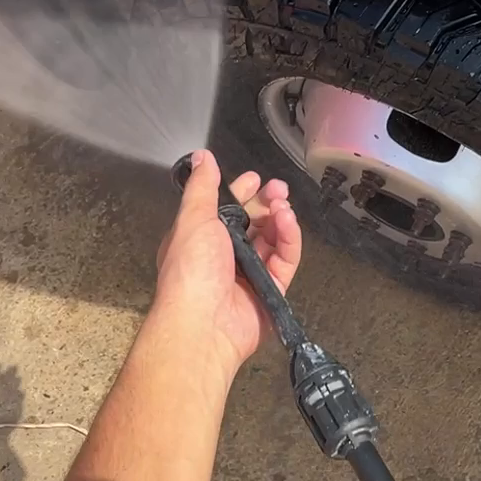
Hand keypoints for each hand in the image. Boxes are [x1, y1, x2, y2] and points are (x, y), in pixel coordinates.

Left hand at [151, 150, 302, 379]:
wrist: (203, 322)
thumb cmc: (190, 271)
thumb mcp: (193, 219)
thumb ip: (203, 187)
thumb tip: (202, 158)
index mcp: (201, 238)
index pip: (227, 209)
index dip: (242, 193)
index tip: (256, 179)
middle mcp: (225, 256)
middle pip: (255, 222)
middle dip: (268, 203)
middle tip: (279, 189)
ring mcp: (250, 273)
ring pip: (273, 239)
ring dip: (280, 219)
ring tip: (284, 207)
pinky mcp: (271, 289)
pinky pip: (286, 259)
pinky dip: (289, 240)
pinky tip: (288, 224)